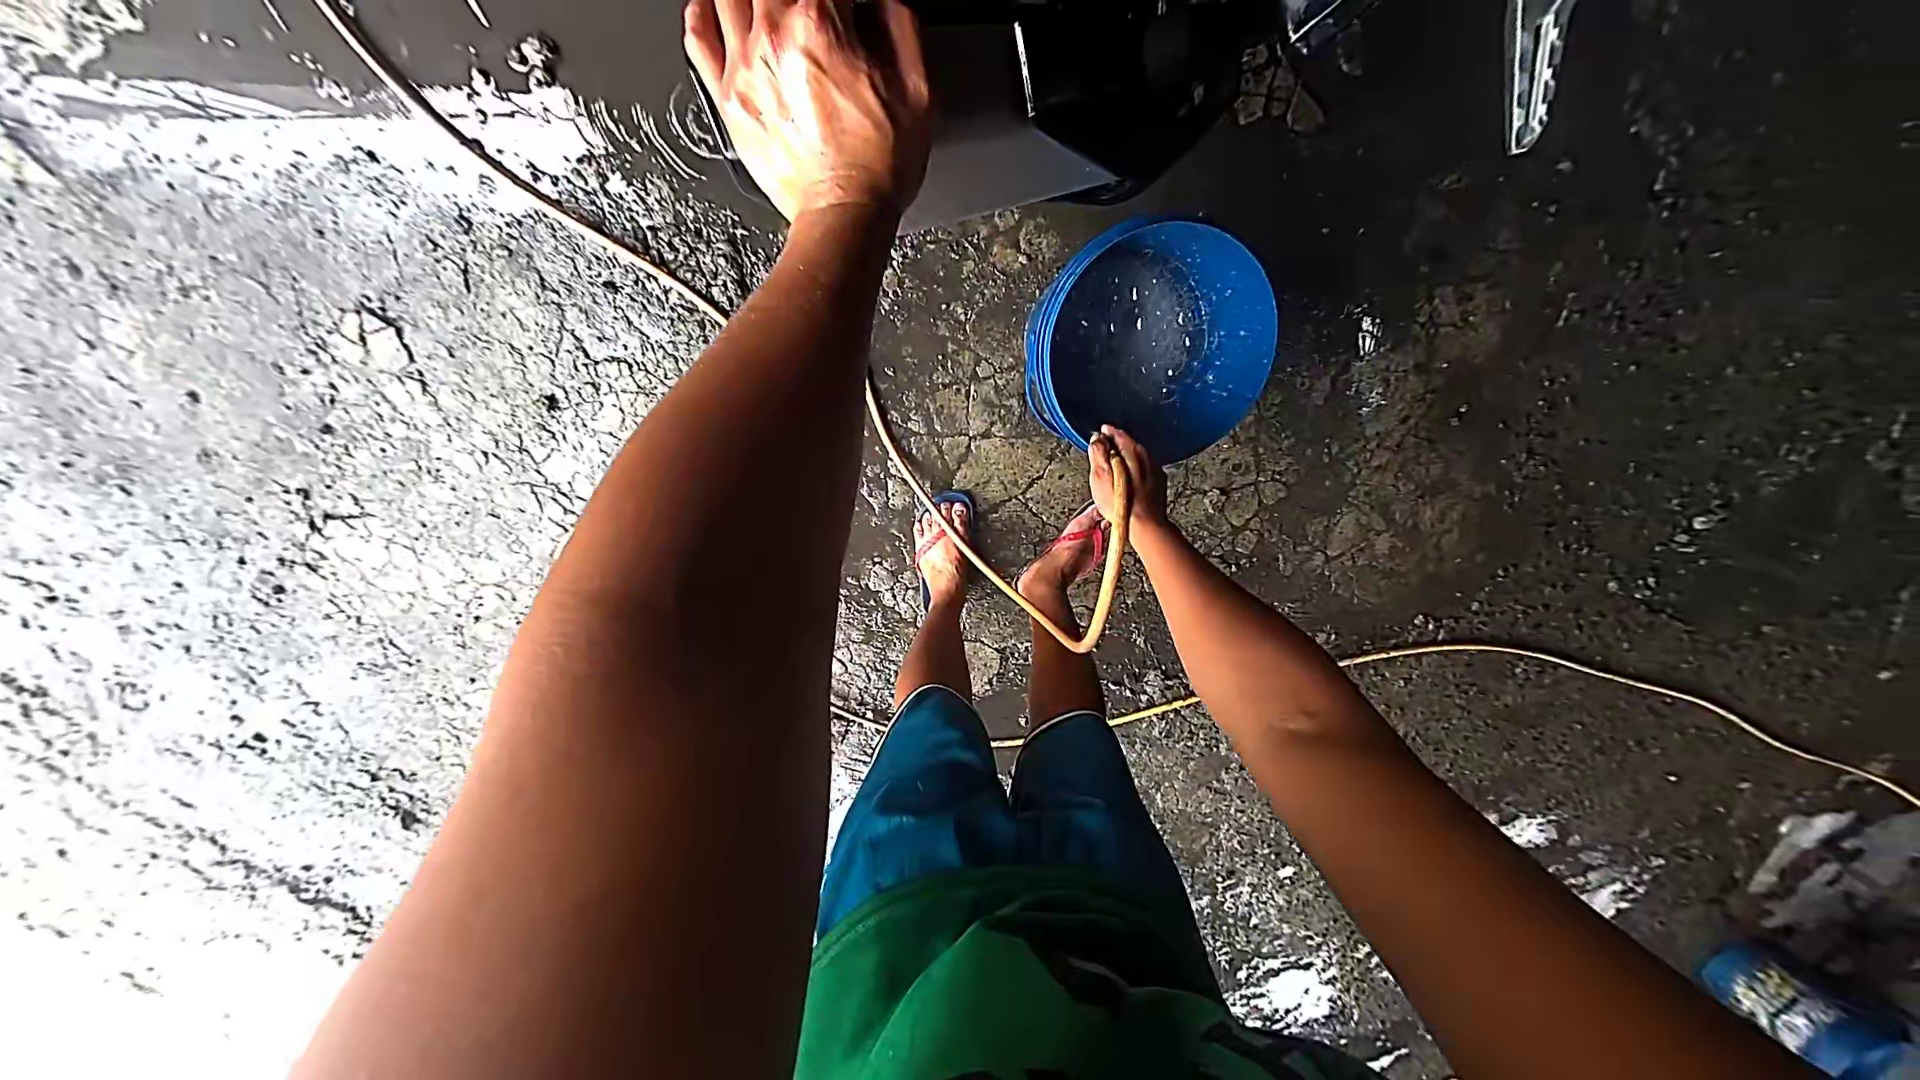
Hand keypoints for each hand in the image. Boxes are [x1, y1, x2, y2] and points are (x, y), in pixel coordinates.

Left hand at [684, 0, 931, 221]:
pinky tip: (720, 10)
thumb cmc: (876, 167)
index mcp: (819, 24)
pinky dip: (704, 11)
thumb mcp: (917, 91)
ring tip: (774, 10)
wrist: (843, 216)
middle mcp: (774, 37)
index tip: (852, 10)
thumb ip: (898, 23)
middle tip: (815, 14)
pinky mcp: (730, 100)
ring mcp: (745, 68)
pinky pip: (698, 36)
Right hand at [1088, 425, 1167, 534]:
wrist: (1145, 525)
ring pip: (1140, 458)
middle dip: (1118, 444)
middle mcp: (1148, 458)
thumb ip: (1098, 454)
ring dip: (1127, 457)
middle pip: (1131, 445)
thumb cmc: (1121, 503)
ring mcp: (1156, 472)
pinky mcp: (1159, 486)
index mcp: (1133, 452)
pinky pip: (1145, 470)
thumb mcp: (1100, 476)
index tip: (1101, 432)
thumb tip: (1097, 439)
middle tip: (1106, 446)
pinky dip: (1135, 469)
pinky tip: (1129, 478)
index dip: (1108, 432)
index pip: (1120, 435)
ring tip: (1115, 463)